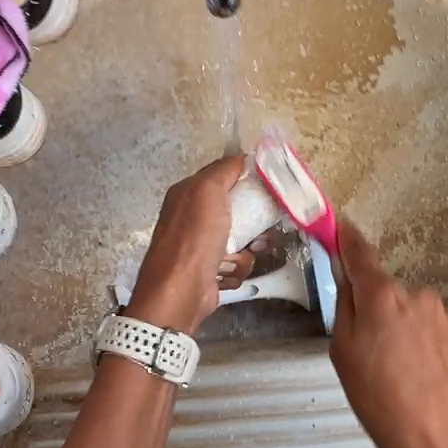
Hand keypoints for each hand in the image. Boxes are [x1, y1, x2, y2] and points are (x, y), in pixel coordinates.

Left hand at [127, 154, 256, 334]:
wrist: (181, 291)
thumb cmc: (194, 238)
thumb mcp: (208, 192)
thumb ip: (224, 170)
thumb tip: (242, 157)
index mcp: (188, 194)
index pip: (223, 176)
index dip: (245, 178)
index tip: (267, 186)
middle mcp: (193, 218)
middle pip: (237, 211)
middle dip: (251, 224)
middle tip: (258, 231)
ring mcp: (201, 247)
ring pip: (242, 241)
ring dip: (243, 253)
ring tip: (233, 259)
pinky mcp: (210, 272)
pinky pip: (237, 265)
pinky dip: (235, 271)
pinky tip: (223, 275)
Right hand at [329, 220, 447, 447]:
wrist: (439, 441)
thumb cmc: (380, 400)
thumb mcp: (342, 353)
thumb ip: (344, 308)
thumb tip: (349, 282)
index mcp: (383, 294)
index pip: (360, 252)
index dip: (346, 237)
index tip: (338, 223)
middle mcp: (417, 295)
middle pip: (386, 290)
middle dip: (374, 309)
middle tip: (365, 351)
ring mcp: (444, 316)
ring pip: (409, 313)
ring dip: (399, 330)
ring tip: (394, 373)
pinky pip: (430, 332)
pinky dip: (419, 346)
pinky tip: (416, 378)